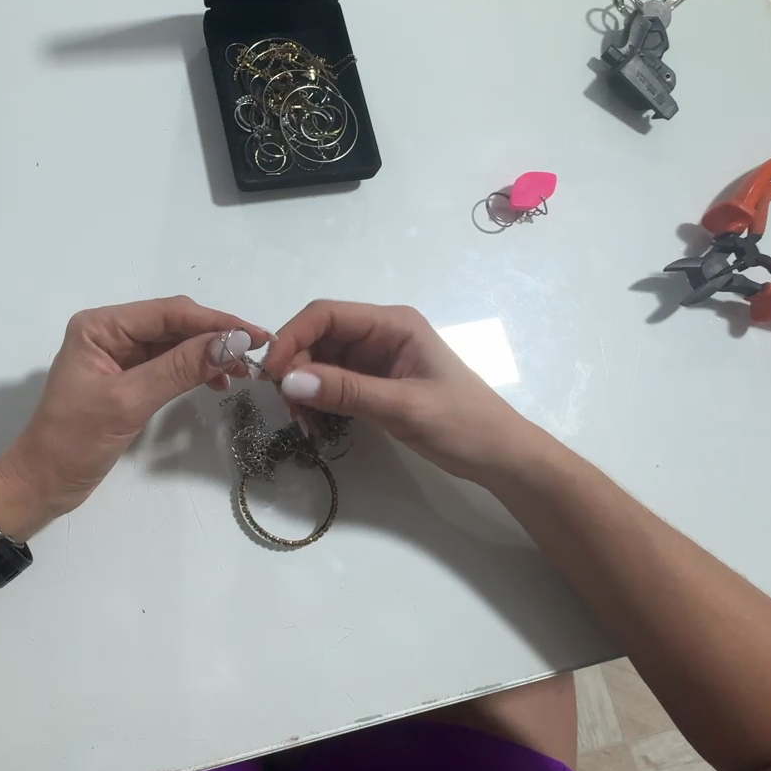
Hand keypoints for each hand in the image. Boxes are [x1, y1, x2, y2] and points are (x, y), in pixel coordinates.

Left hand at [0, 297, 267, 535]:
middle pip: (175, 324)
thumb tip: (231, 343)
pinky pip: (169, 366)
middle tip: (257, 354)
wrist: (42, 484)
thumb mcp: (128, 402)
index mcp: (100, 326)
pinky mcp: (128, 380)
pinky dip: (195, 372)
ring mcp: (120, 357)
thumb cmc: (73, 441)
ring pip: (176, 345)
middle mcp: (110, 333)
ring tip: (242, 371)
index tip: (256, 335)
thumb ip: (179, 369)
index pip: (168, 313)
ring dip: (209, 354)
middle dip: (215, 336)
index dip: (215, 322)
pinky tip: (218, 382)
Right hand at [261, 300, 536, 480]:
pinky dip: (316, 399)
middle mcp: (379, 333)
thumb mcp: (403, 408)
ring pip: (319, 361)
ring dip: (301, 386)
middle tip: (285, 406)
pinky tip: (313, 422)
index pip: (326, 315)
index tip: (270, 374)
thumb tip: (288, 381)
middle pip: (318, 337)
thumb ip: (346, 392)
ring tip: (299, 419)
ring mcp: (375, 359)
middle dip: (294, 366)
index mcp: (392, 324)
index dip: (292, 337)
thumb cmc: (463, 424)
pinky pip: (331, 383)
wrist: (499, 456)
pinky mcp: (372, 383)